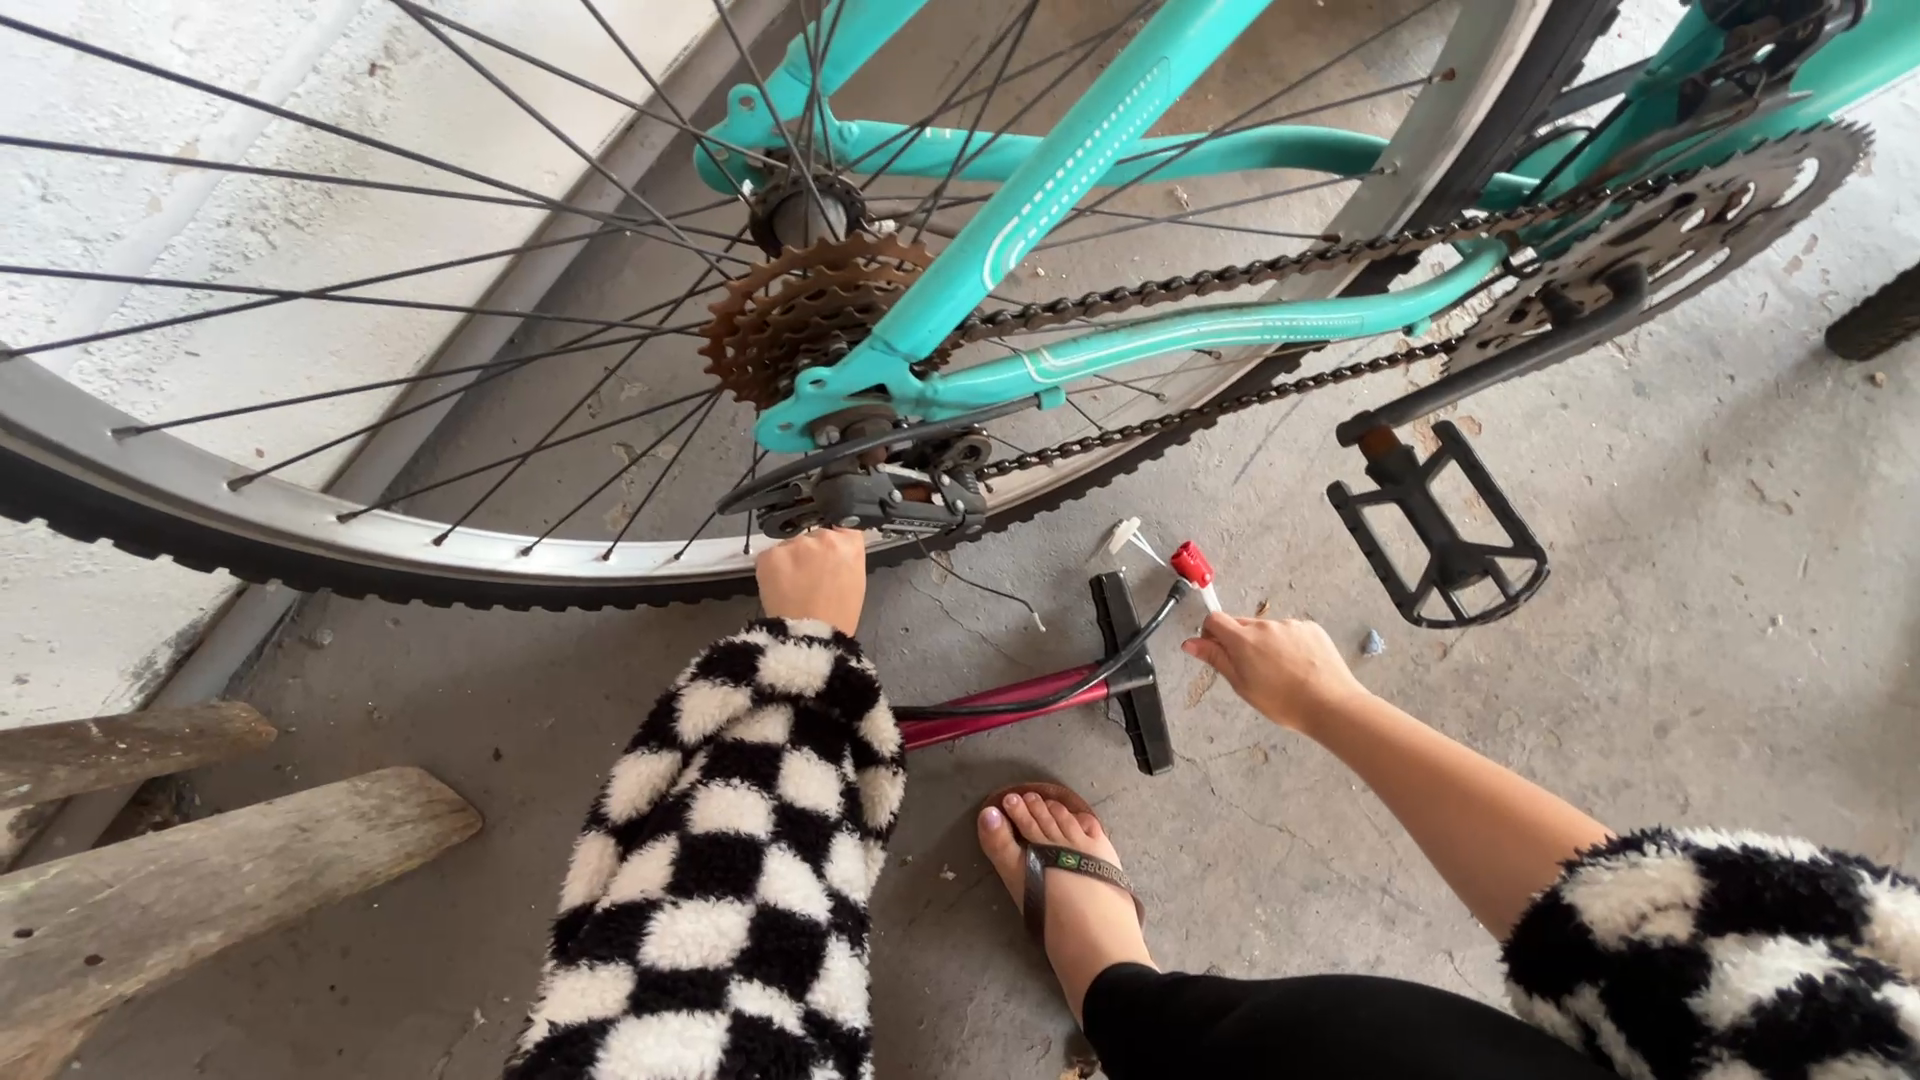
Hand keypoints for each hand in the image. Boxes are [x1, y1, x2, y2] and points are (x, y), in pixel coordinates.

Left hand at [756, 527, 866, 635]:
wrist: (809, 638)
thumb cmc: (837, 617)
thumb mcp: (857, 581)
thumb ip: (847, 557)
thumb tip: (836, 547)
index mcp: (850, 544)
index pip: (842, 524)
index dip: (834, 538)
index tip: (828, 552)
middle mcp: (824, 537)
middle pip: (814, 535)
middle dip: (811, 551)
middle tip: (810, 577)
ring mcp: (795, 544)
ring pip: (791, 545)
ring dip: (791, 560)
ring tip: (794, 587)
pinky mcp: (770, 554)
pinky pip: (771, 556)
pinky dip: (773, 569)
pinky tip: (780, 588)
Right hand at [1181, 614, 1370, 732]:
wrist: (1331, 704)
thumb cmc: (1284, 702)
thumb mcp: (1242, 685)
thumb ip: (1216, 658)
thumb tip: (1189, 643)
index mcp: (1243, 639)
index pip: (1214, 619)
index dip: (1210, 633)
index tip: (1216, 649)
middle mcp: (1265, 626)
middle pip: (1241, 624)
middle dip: (1239, 641)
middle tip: (1251, 669)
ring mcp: (1290, 625)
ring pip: (1266, 629)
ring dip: (1265, 642)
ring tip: (1280, 671)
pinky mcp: (1310, 628)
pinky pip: (1290, 630)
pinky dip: (1288, 643)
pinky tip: (1297, 665)